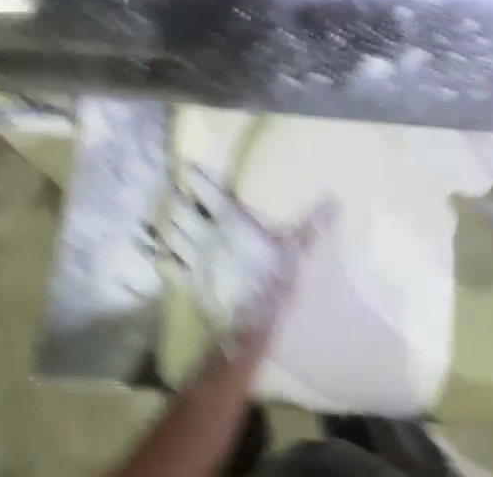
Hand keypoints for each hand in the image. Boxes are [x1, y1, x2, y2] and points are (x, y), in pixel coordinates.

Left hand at [164, 169, 334, 347]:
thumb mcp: (296, 250)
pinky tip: (159, 253)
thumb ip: (310, 225)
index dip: (195, 179)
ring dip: (164, 225)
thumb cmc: (274, 282)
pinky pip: (167, 267)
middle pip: (180, 211)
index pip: (208, 193)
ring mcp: (195, 261)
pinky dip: (160, 257)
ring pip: (170, 235)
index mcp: (232, 222)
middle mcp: (208, 236)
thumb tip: (333, 200)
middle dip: (174, 200)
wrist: (251, 325)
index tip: (185, 167)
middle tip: (170, 191)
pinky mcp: (188, 283)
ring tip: (161, 217)